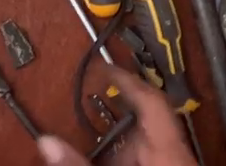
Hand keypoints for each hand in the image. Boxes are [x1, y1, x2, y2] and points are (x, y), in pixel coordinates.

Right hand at [37, 69, 198, 165]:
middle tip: (87, 132)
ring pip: (149, 154)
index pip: (151, 100)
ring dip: (121, 155)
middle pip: (146, 129)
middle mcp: (178, 159)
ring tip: (97, 159)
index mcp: (169, 152)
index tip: (100, 68)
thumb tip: (46, 142)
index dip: (126, 79)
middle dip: (113, 131)